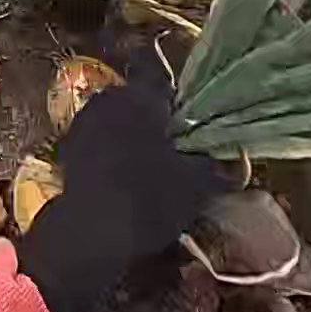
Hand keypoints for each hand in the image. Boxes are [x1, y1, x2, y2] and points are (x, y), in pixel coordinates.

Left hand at [18, 52, 226, 311]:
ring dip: (129, 131)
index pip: (165, 83)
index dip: (178, 104)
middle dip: (153, 118)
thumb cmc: (148, 197)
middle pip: (140, 100)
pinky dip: (108, 147)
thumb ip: (219, 167)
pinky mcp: (69, 140)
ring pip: (117, 116)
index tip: (187, 124)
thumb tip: (241, 160)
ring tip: (144, 163)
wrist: (91, 228)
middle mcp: (112, 95)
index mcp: (143, 96)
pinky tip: (118, 172)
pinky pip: (97, 135)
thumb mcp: (194, 185)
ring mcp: (86, 116)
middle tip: (169, 148)